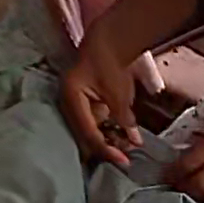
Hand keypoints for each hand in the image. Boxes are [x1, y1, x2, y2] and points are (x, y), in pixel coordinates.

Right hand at [61, 34, 141, 166]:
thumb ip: (125, 121)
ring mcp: (74, 104)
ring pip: (90, 131)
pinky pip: (94, 123)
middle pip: (86, 135)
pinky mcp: (83, 104)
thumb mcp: (119, 96)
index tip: (123, 161)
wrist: (110, 40)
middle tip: (125, 159)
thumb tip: (135, 142)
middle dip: (106, 148)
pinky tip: (121, 138)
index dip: (106, 150)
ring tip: (127, 148)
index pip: (89, 133)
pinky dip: (107, 131)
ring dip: (108, 141)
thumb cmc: (112, 64)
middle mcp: (68, 103)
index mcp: (72, 98)